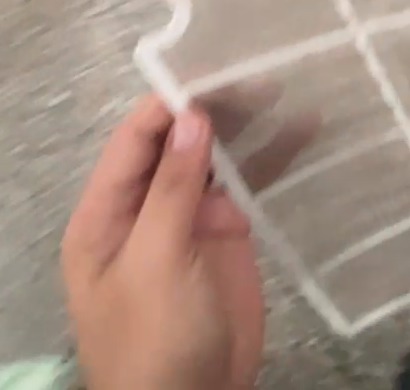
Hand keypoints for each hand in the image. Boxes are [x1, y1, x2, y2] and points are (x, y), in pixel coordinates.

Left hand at [62, 99, 263, 389]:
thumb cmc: (154, 337)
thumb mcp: (155, 261)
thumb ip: (172, 188)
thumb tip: (192, 116)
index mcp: (106, 213)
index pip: (135, 141)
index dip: (169, 104)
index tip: (212, 71)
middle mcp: (145, 205)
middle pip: (177, 142)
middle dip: (213, 107)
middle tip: (260, 74)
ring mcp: (189, 216)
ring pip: (216, 156)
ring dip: (245, 125)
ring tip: (284, 86)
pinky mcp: (226, 229)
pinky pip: (247, 182)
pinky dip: (271, 155)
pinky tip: (303, 129)